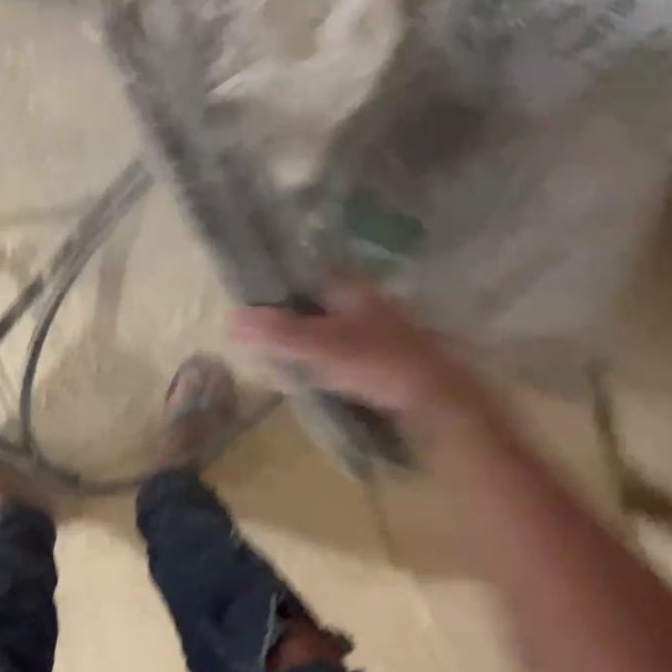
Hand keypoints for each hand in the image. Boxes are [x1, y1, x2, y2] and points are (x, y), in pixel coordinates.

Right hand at [228, 280, 501, 441]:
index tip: (262, 287)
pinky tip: (319, 374)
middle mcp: (372, 305)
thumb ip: (278, 332)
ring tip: (286, 351)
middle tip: (267, 323)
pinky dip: (332, 359)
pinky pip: (352, 353)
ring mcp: (385, 334)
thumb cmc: (379, 363)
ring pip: (341, 327)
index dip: (289, 277)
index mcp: (356, 291)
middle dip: (300, 309)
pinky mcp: (392, 362)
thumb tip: (231, 318)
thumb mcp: (321, 347)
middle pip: (327, 300)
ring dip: (316, 336)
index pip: (316, 272)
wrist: (439, 400)